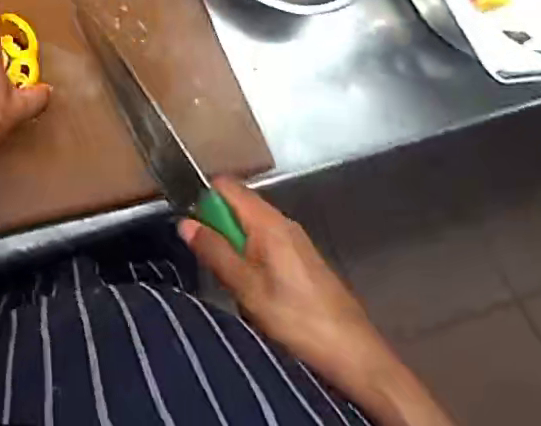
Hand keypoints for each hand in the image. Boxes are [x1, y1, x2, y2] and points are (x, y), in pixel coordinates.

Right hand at [181, 178, 453, 425]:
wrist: (356, 355)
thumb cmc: (298, 320)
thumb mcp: (247, 289)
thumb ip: (215, 252)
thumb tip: (185, 222)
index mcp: (268, 221)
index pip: (226, 185)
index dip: (203, 196)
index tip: (188, 222)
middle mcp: (282, 221)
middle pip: (238, 204)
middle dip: (217, 225)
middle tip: (206, 258)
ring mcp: (294, 240)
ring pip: (250, 227)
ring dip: (233, 245)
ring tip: (226, 278)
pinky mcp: (302, 260)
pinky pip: (265, 243)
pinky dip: (250, 257)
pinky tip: (250, 289)